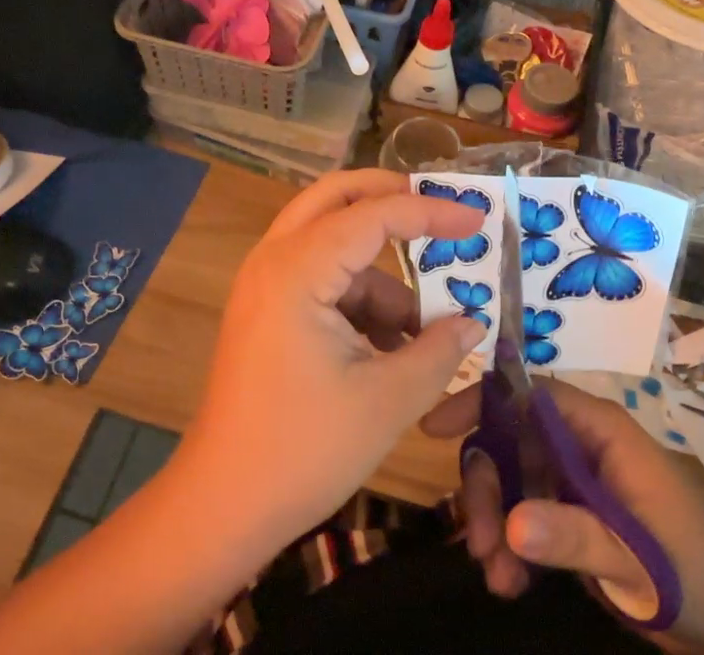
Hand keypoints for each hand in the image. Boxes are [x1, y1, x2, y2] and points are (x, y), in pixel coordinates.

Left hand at [178, 169, 488, 541]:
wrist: (224, 504)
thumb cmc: (306, 450)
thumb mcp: (389, 399)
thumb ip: (440, 350)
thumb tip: (474, 322)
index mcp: (296, 271)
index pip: (374, 215)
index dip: (431, 213)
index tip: (479, 221)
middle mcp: (272, 261)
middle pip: (336, 199)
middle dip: (392, 201)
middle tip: (444, 215)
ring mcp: (264, 285)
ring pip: (332, 245)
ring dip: (382, 273)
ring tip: (424, 332)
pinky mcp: (265, 311)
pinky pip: (321, 280)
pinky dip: (359, 299)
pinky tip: (390, 348)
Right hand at [421, 380, 703, 651]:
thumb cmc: (699, 577)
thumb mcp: (636, 559)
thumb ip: (574, 536)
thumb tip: (508, 522)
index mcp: (603, 433)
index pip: (529, 396)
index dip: (481, 402)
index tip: (436, 430)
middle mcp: (585, 450)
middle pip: (511, 443)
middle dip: (487, 490)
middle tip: (478, 545)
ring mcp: (579, 486)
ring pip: (513, 482)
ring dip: (495, 525)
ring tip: (496, 578)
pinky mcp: (577, 522)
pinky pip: (526, 517)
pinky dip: (512, 547)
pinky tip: (511, 585)